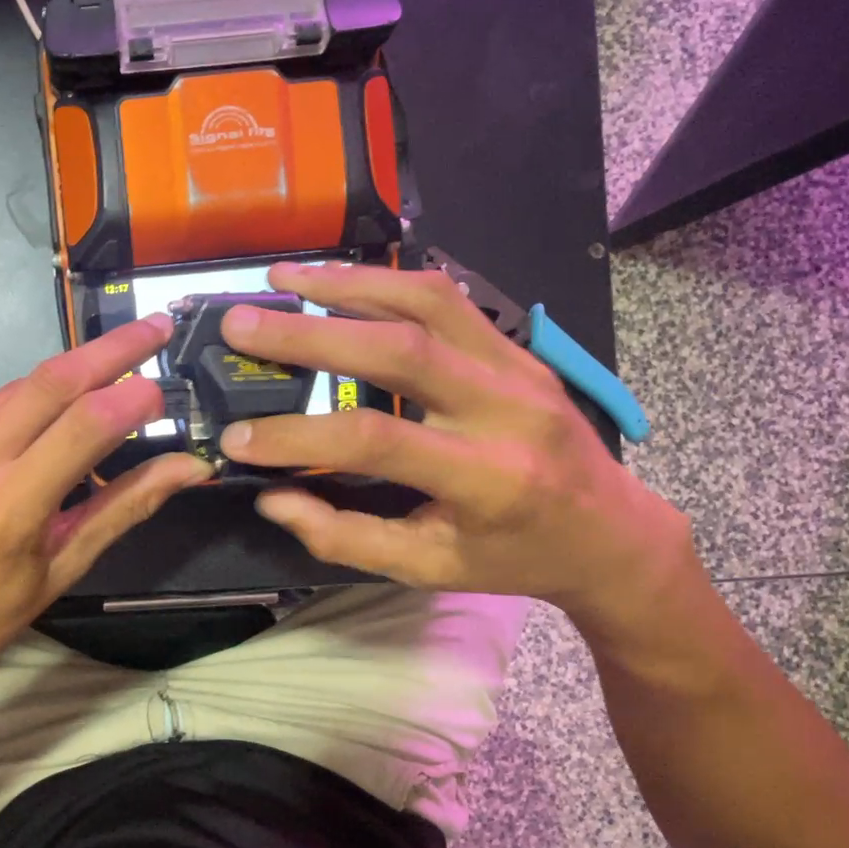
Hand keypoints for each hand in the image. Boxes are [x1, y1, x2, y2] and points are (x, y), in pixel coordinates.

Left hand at [0, 315, 213, 714]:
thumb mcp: (64, 566)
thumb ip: (125, 505)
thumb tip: (190, 466)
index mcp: (6, 511)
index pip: (82, 427)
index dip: (130, 397)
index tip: (163, 384)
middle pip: (47, 383)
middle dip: (108, 350)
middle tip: (152, 328)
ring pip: (9, 395)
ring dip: (58, 389)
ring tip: (93, 394)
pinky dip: (8, 419)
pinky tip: (15, 446)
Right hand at [217, 262, 693, 629]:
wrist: (611, 532)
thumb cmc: (514, 558)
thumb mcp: (429, 568)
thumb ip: (346, 536)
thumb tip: (272, 498)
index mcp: (486, 478)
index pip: (376, 440)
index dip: (297, 435)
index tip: (236, 437)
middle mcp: (506, 409)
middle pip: (401, 349)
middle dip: (310, 335)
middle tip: (240, 324)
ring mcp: (518, 366)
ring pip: (428, 301)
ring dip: (347, 284)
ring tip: (282, 279)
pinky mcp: (516, 347)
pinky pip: (448, 299)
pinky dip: (385, 282)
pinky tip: (338, 281)